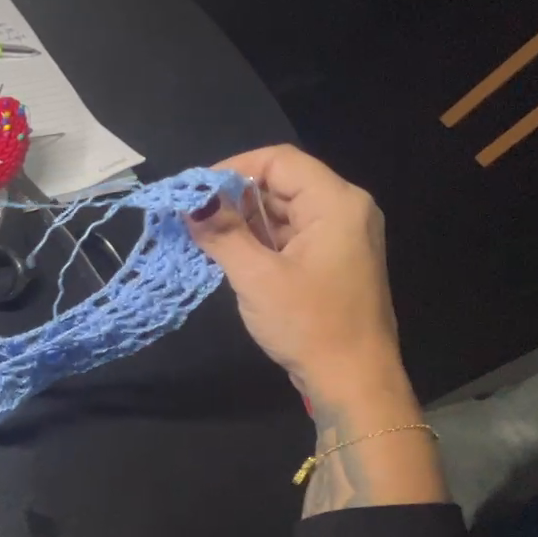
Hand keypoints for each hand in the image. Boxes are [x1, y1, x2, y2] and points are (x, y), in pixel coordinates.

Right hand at [186, 144, 404, 411]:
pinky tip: (224, 256)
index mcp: (335, 204)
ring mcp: (336, 236)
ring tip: (198, 238)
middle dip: (231, 197)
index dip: (232, 169)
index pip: (279, 161)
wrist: (351, 375)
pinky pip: (286, 235)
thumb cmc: (307, 323)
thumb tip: (191, 203)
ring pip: (280, 211)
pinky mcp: (327, 260)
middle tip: (186, 219)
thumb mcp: (257, 277)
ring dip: (239, 221)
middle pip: (280, 183)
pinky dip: (253, 240)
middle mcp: (342, 210)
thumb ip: (224, 234)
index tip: (190, 194)